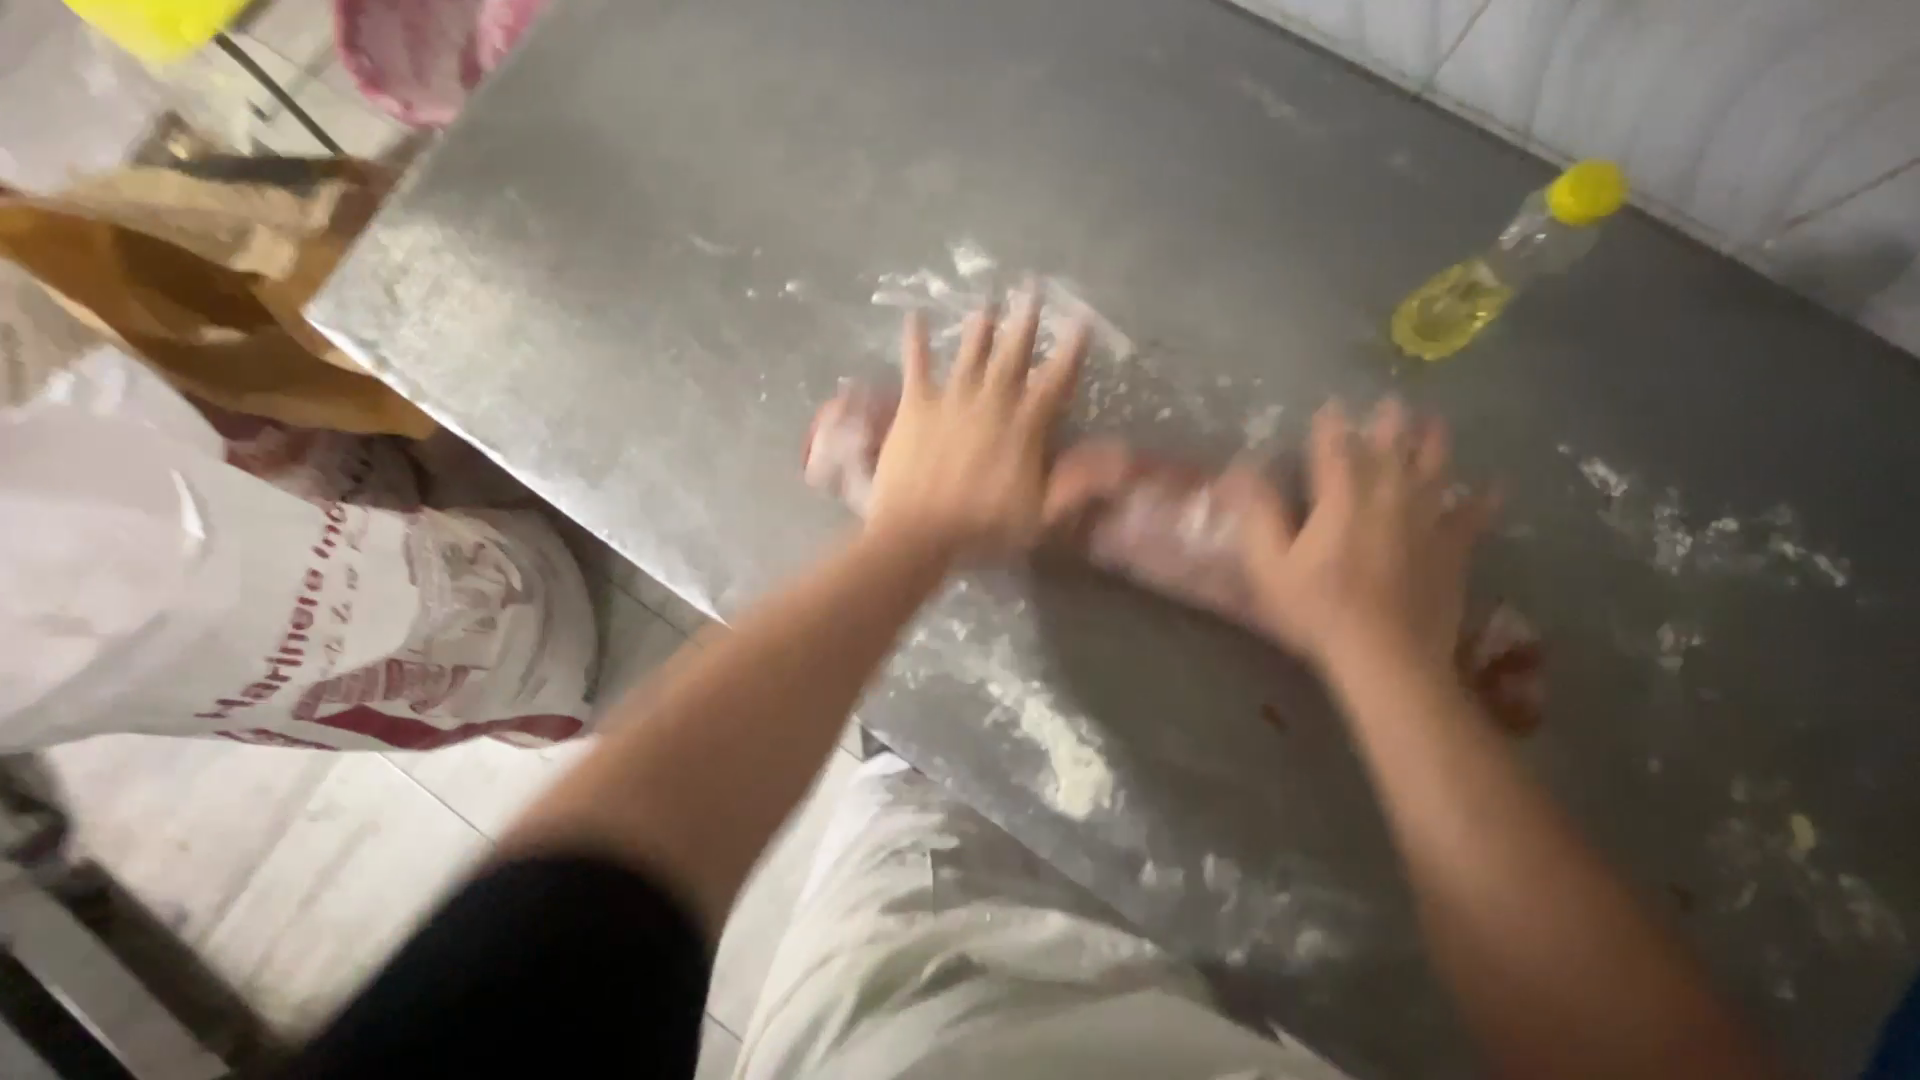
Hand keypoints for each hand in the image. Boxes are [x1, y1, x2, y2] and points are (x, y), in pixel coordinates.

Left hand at [865, 292, 1087, 558]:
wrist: (918, 531)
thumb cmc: (982, 527)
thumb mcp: (1041, 514)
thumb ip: (1079, 481)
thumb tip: (1121, 454)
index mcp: (1024, 425)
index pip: (1054, 380)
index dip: (1070, 351)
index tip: (1081, 321)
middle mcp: (991, 401)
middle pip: (1012, 354)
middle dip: (1025, 321)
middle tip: (1032, 287)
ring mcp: (951, 398)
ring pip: (970, 352)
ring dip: (980, 326)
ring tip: (988, 302)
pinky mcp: (916, 405)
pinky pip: (917, 365)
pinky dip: (917, 340)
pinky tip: (916, 316)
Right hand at [1229, 399, 1495, 673]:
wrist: (1387, 656)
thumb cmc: (1319, 610)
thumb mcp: (1271, 566)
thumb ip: (1259, 515)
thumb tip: (1245, 471)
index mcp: (1342, 498)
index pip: (1335, 449)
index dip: (1331, 425)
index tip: (1331, 405)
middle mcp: (1389, 497)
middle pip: (1390, 450)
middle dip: (1388, 423)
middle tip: (1391, 400)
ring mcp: (1427, 521)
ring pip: (1434, 470)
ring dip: (1434, 443)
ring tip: (1435, 422)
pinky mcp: (1453, 548)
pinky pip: (1473, 516)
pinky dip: (1484, 499)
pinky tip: (1495, 486)